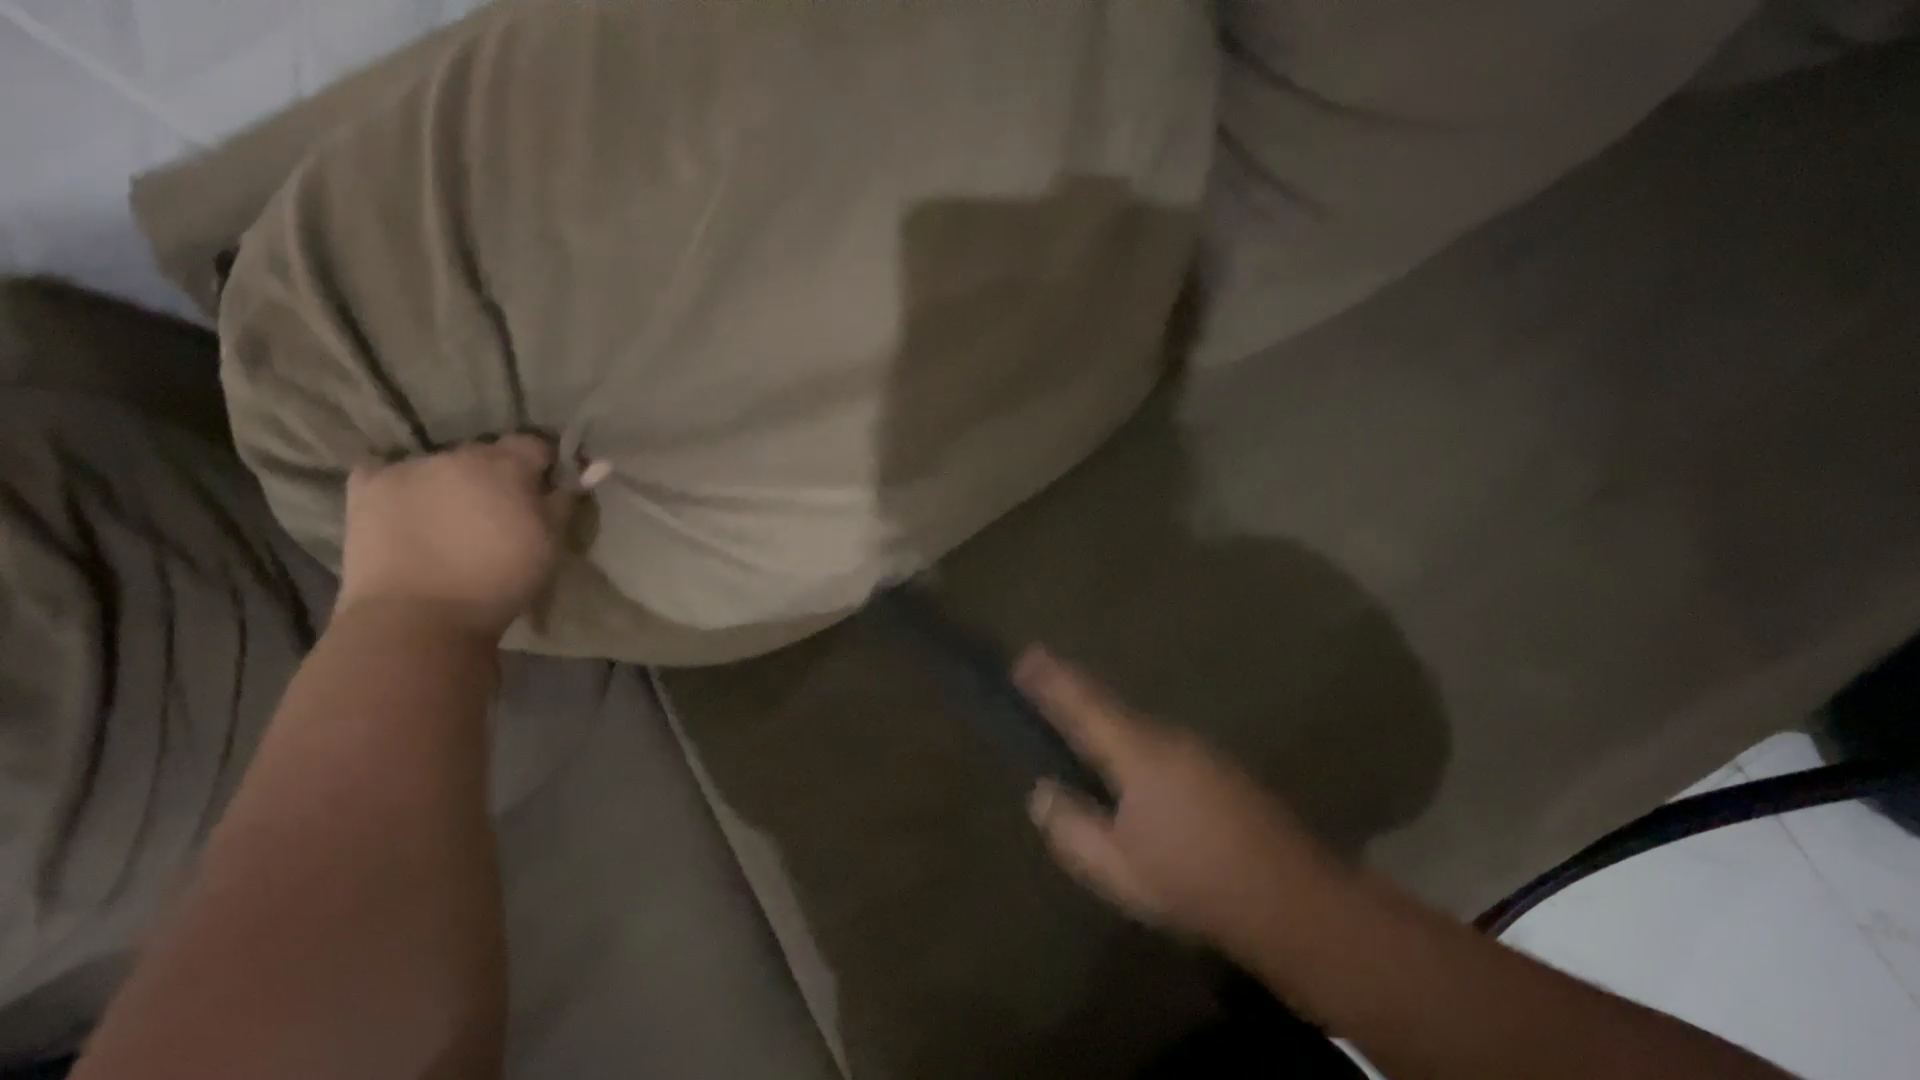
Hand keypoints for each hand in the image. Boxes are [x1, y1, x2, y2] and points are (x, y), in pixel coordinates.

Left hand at [336, 434, 599, 639]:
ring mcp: (408, 468)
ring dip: (450, 482)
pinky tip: (403, 505)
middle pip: (485, 454)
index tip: (542, 494)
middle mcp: (457, 455)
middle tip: (497, 513)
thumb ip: (566, 500)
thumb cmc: (499, 582)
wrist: (420, 619)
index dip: (542, 468)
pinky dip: (397, 483)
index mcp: (506, 465)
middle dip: (494, 475)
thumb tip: (596, 465)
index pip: (534, 446)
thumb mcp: (550, 544)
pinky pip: (382, 470)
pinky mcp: (366, 488)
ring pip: (439, 464)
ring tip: (449, 519)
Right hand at [1017, 647, 1344, 958]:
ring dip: (1115, 737)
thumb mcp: (1114, 867)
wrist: (1291, 899)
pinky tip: (1142, 793)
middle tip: (1050, 702)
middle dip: (1082, 707)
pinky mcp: (1229, 777)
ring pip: (1146, 737)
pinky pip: (1170, 756)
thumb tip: (1042, 792)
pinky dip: (1144, 761)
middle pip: (1115, 714)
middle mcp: (1172, 740)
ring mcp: (1206, 755)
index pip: (1085, 704)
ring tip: (1090, 753)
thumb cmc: (1191, 880)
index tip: (1026, 656)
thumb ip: (1070, 827)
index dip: (1052, 680)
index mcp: (1138, 753)